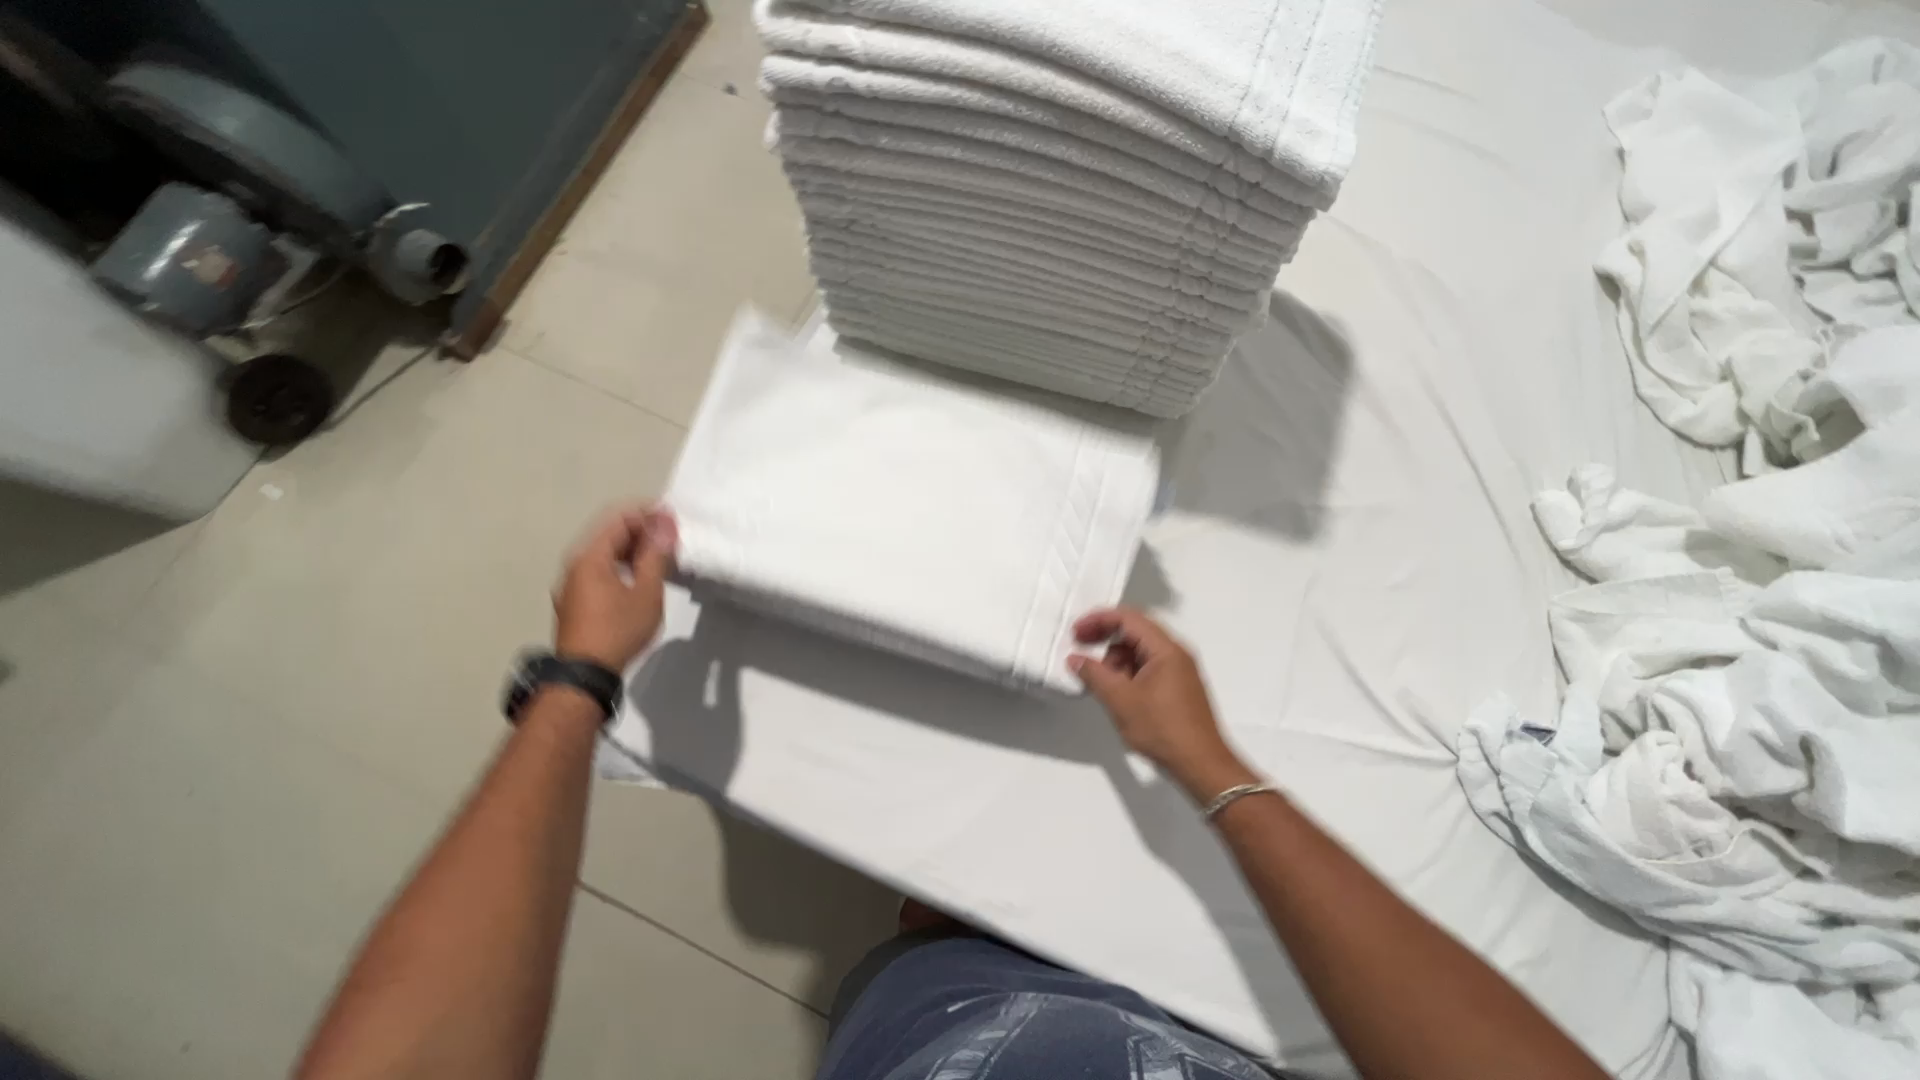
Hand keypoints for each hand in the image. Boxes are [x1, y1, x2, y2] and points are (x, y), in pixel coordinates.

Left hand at [553, 505, 676, 670]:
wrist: (585, 674)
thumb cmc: (618, 630)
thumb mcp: (646, 592)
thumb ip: (655, 555)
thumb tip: (664, 524)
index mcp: (590, 556)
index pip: (619, 518)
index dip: (648, 514)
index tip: (674, 521)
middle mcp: (575, 564)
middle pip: (609, 534)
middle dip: (641, 531)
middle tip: (671, 540)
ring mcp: (571, 585)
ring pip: (604, 554)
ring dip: (632, 551)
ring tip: (660, 559)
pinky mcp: (574, 602)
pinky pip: (599, 572)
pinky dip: (621, 567)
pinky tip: (639, 580)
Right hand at [1069, 608, 1255, 800]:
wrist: (1201, 764)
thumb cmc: (1161, 729)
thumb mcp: (1120, 700)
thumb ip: (1094, 674)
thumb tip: (1075, 658)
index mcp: (1166, 649)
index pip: (1129, 618)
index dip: (1098, 620)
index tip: (1076, 634)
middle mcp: (1177, 653)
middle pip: (1136, 631)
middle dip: (1106, 639)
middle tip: (1081, 653)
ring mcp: (1181, 671)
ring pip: (1142, 651)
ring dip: (1117, 660)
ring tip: (1103, 685)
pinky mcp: (1180, 688)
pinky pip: (1150, 667)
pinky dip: (1130, 673)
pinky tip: (1119, 694)